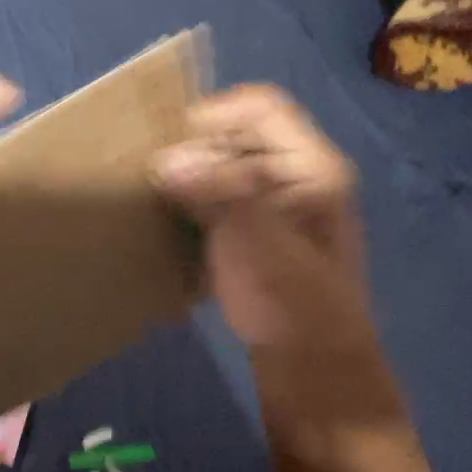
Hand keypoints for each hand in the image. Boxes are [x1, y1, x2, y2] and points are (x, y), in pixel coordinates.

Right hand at [151, 85, 375, 354]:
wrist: (311, 365)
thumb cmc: (297, 304)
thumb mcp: (266, 248)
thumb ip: (224, 195)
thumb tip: (167, 159)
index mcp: (312, 166)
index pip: (261, 106)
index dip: (215, 115)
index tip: (176, 146)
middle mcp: (294, 170)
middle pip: (234, 128)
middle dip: (193, 143)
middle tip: (160, 175)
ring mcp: (271, 194)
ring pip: (217, 154)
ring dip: (185, 168)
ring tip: (159, 192)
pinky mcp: (248, 217)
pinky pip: (210, 182)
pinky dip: (186, 189)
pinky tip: (170, 213)